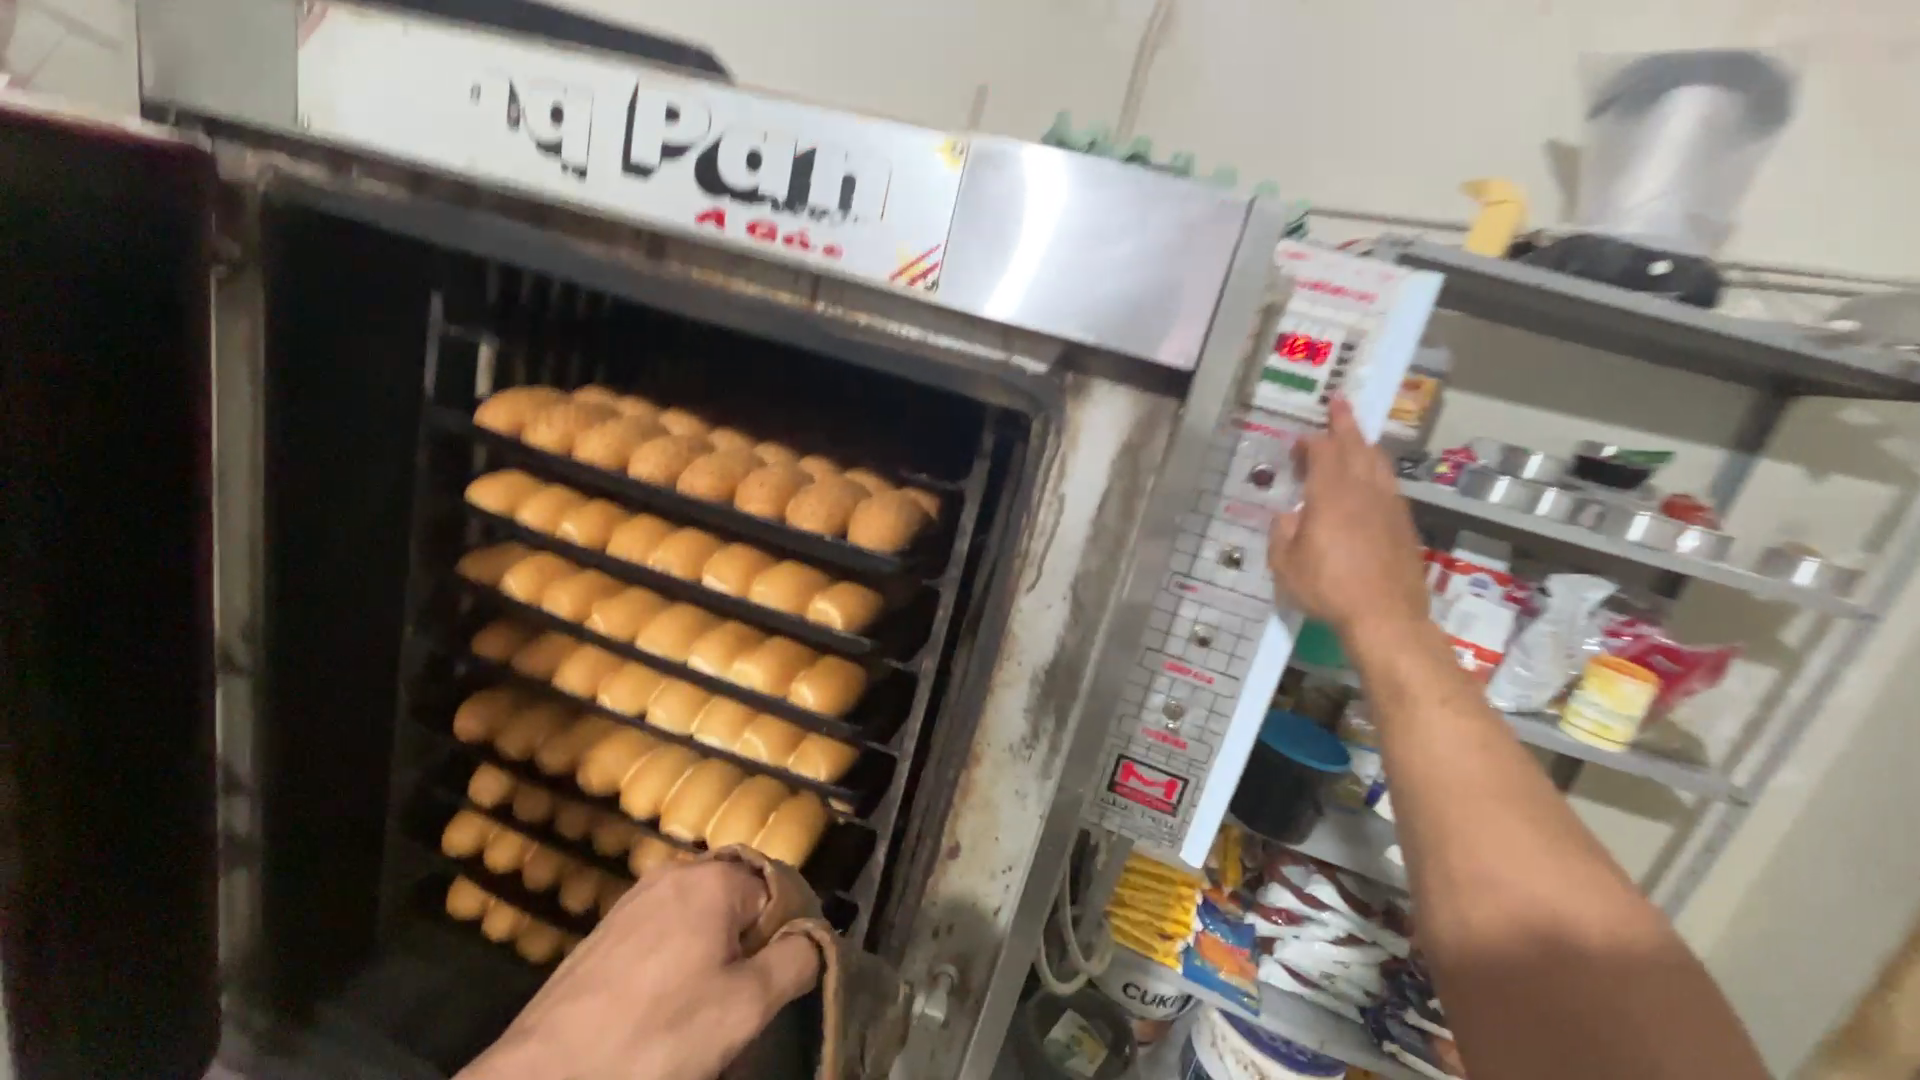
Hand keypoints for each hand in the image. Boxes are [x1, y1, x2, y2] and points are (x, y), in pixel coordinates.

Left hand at [458, 860, 820, 1079]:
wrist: (543, 1079)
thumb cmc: (659, 1037)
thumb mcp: (748, 1006)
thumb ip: (798, 960)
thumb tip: (814, 938)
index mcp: (714, 877)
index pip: (782, 888)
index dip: (792, 933)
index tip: (784, 981)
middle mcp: (674, 872)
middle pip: (740, 899)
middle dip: (752, 943)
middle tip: (747, 999)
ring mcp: (633, 901)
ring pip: (701, 917)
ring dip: (716, 955)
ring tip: (708, 1011)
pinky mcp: (604, 933)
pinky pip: (664, 933)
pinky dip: (680, 962)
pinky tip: (667, 1010)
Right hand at [1268, 398, 1429, 636]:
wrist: (1386, 617)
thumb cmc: (1328, 588)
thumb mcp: (1285, 564)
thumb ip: (1282, 533)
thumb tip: (1288, 516)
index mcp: (1331, 494)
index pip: (1323, 452)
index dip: (1311, 441)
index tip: (1299, 441)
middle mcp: (1364, 491)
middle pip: (1357, 446)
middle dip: (1346, 424)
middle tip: (1340, 404)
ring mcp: (1390, 507)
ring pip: (1379, 464)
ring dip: (1365, 446)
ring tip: (1356, 440)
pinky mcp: (1404, 525)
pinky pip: (1389, 486)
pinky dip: (1377, 474)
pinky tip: (1371, 484)